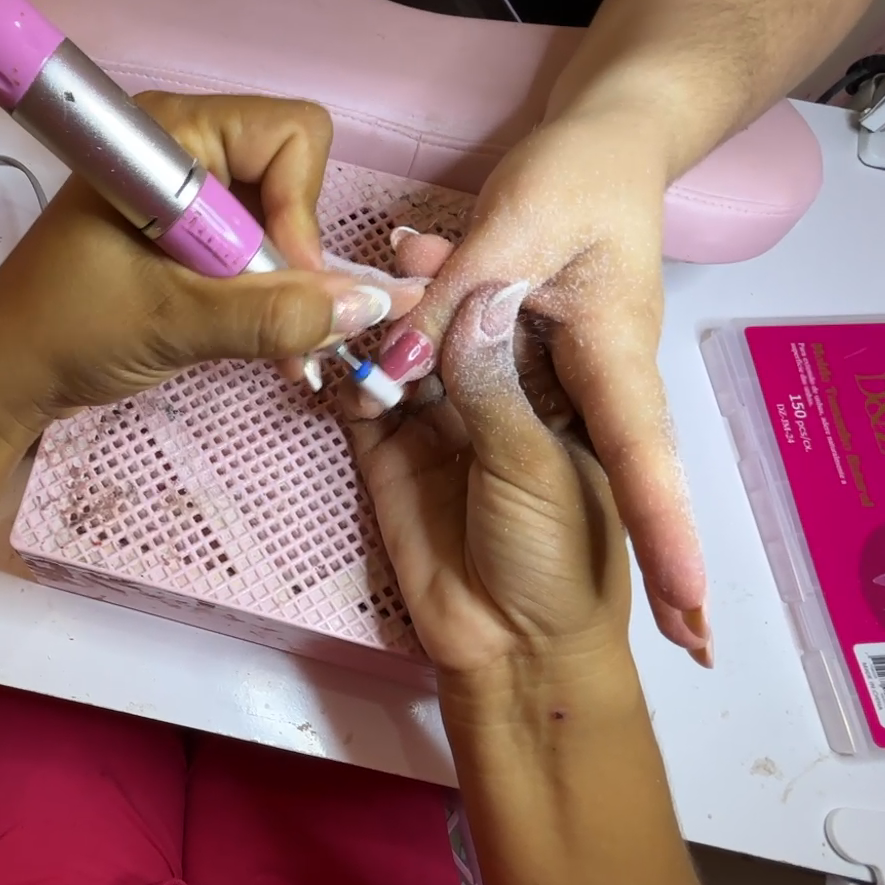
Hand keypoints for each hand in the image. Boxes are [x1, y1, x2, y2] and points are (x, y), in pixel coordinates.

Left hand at [0, 93, 418, 437]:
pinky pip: (245, 255)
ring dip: (282, 290)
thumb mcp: (175, 321)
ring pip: (273, 225)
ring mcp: (179, 199)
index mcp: (171, 134)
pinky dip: (259, 300)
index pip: (290, 136)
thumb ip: (273, 314)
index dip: (302, 212)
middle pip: (289, 181)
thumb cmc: (70, 331)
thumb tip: (373, 306)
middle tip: (281, 330)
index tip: (283, 286)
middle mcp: (181, 151)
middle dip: (295, 260)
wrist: (5, 377)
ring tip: (277, 350)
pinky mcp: (176, 242)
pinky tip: (259, 342)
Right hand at [348, 231, 637, 723]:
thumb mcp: (532, 464)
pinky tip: (331, 351)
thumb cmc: (553, 555)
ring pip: (404, 365)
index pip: (513, 323)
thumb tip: (472, 296)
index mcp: (554, 397)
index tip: (456, 237)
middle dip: (423, 301)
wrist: (505, 647)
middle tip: (391, 255)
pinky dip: (347, 381)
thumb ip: (492, 384)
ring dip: (380, 336)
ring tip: (354, 297)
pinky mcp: (388, 457)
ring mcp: (436, 429)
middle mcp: (492, 402)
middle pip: (451, 336)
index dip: (483, 280)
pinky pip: (364, 408)